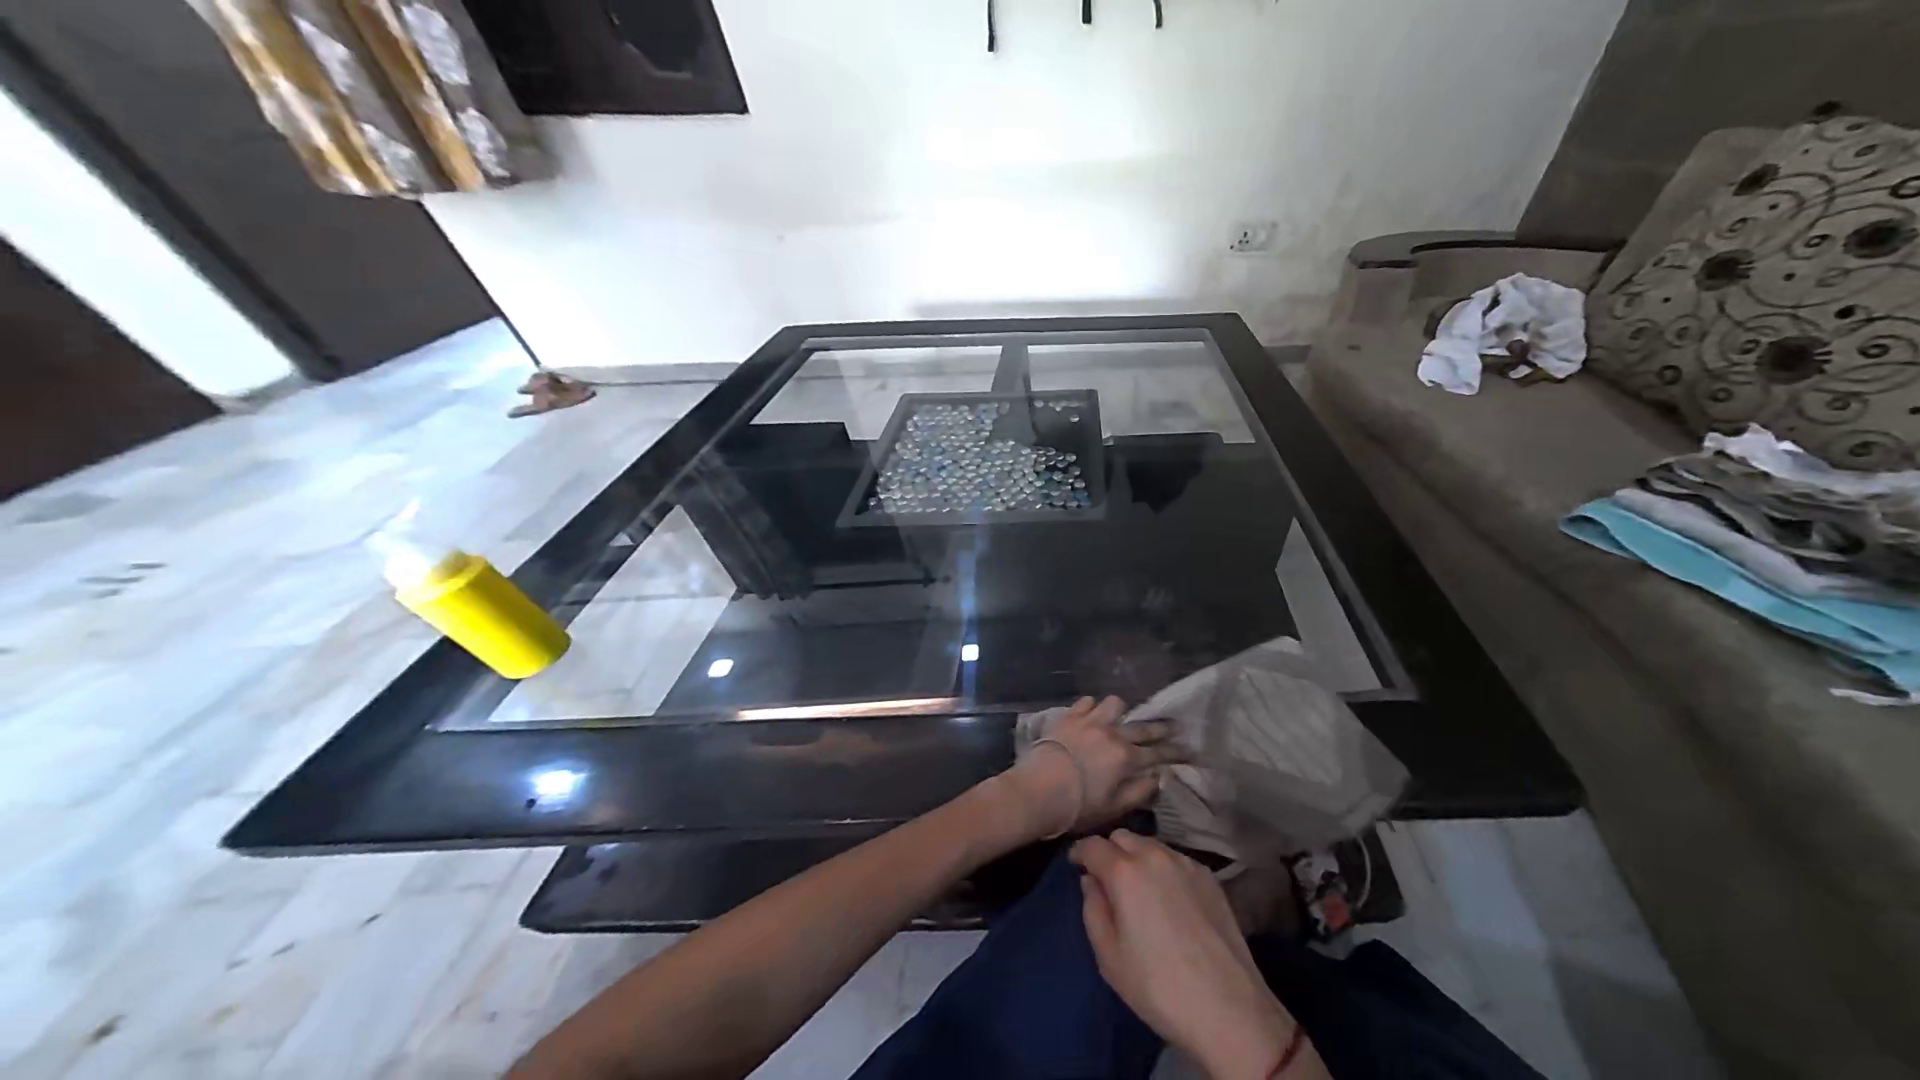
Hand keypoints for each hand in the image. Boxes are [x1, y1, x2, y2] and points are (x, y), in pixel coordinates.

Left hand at [1002, 696, 1184, 839]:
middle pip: (1143, 726)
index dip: (1176, 752)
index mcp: (1126, 758)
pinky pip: (1086, 701)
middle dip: (1161, 727)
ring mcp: (1090, 721)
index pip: (1159, 753)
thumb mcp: (1115, 807)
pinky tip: (1091, 714)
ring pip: (1114, 703)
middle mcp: (1112, 734)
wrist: (1037, 790)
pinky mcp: (1069, 716)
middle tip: (1173, 726)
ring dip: (1121, 711)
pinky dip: (1092, 707)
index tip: (1189, 750)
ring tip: (1120, 717)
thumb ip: (1140, 792)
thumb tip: (1157, 778)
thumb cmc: (1078, 806)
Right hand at [1072, 831, 1321, 1079]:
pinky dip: (1163, 868)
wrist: (1230, 1010)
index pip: (1092, 845)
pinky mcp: (1210, 878)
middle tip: (1107, 880)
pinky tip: (1168, 898)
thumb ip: (1092, 909)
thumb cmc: (1158, 987)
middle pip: (1122, 836)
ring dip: (1137, 857)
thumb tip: (1092, 882)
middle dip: (1109, 851)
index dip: (1079, 853)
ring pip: (1151, 845)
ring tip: (1139, 888)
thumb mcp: (1108, 956)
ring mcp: (1187, 864)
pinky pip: (1176, 860)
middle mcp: (1155, 856)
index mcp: (1124, 871)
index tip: (1075, 865)